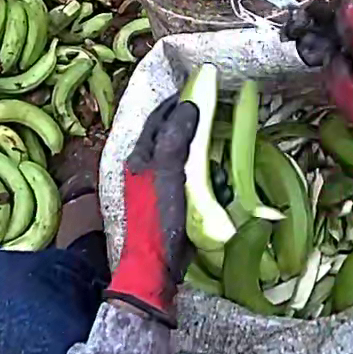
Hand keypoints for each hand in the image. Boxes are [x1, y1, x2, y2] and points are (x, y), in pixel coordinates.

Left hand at [105, 96, 198, 326]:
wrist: (154, 266)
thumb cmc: (159, 216)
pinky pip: (183, 177)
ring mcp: (153, 185)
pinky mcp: (165, 203)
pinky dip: (197, 170)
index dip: (175, 103)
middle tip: (210, 110)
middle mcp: (143, 167)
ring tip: (212, 137)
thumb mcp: (169, 172)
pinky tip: (210, 174)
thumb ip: (176, 138)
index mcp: (140, 156)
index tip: (197, 88)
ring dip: (192, 145)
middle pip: (165, 135)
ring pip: (175, 154)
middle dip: (185, 121)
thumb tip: (188, 106)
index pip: (158, 119)